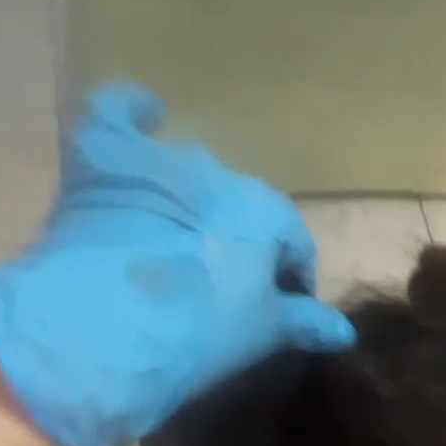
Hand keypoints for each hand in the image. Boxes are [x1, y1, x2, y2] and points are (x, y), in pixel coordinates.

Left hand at [0, 83, 354, 445]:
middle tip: (222, 287)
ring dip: (194, 198)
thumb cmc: (200, 333)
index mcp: (270, 215)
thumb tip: (343, 331)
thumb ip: (304, 323)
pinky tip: (144, 110)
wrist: (105, 326)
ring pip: (190, 171)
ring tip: (180, 237)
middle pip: (243, 209)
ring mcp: (162, 161)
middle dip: (241, 242)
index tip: (280, 312)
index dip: (289, 281)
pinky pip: (117, 115)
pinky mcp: (103, 158)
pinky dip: (130, 110)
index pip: (293, 246)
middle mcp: (224, 176)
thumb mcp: (262, 335)